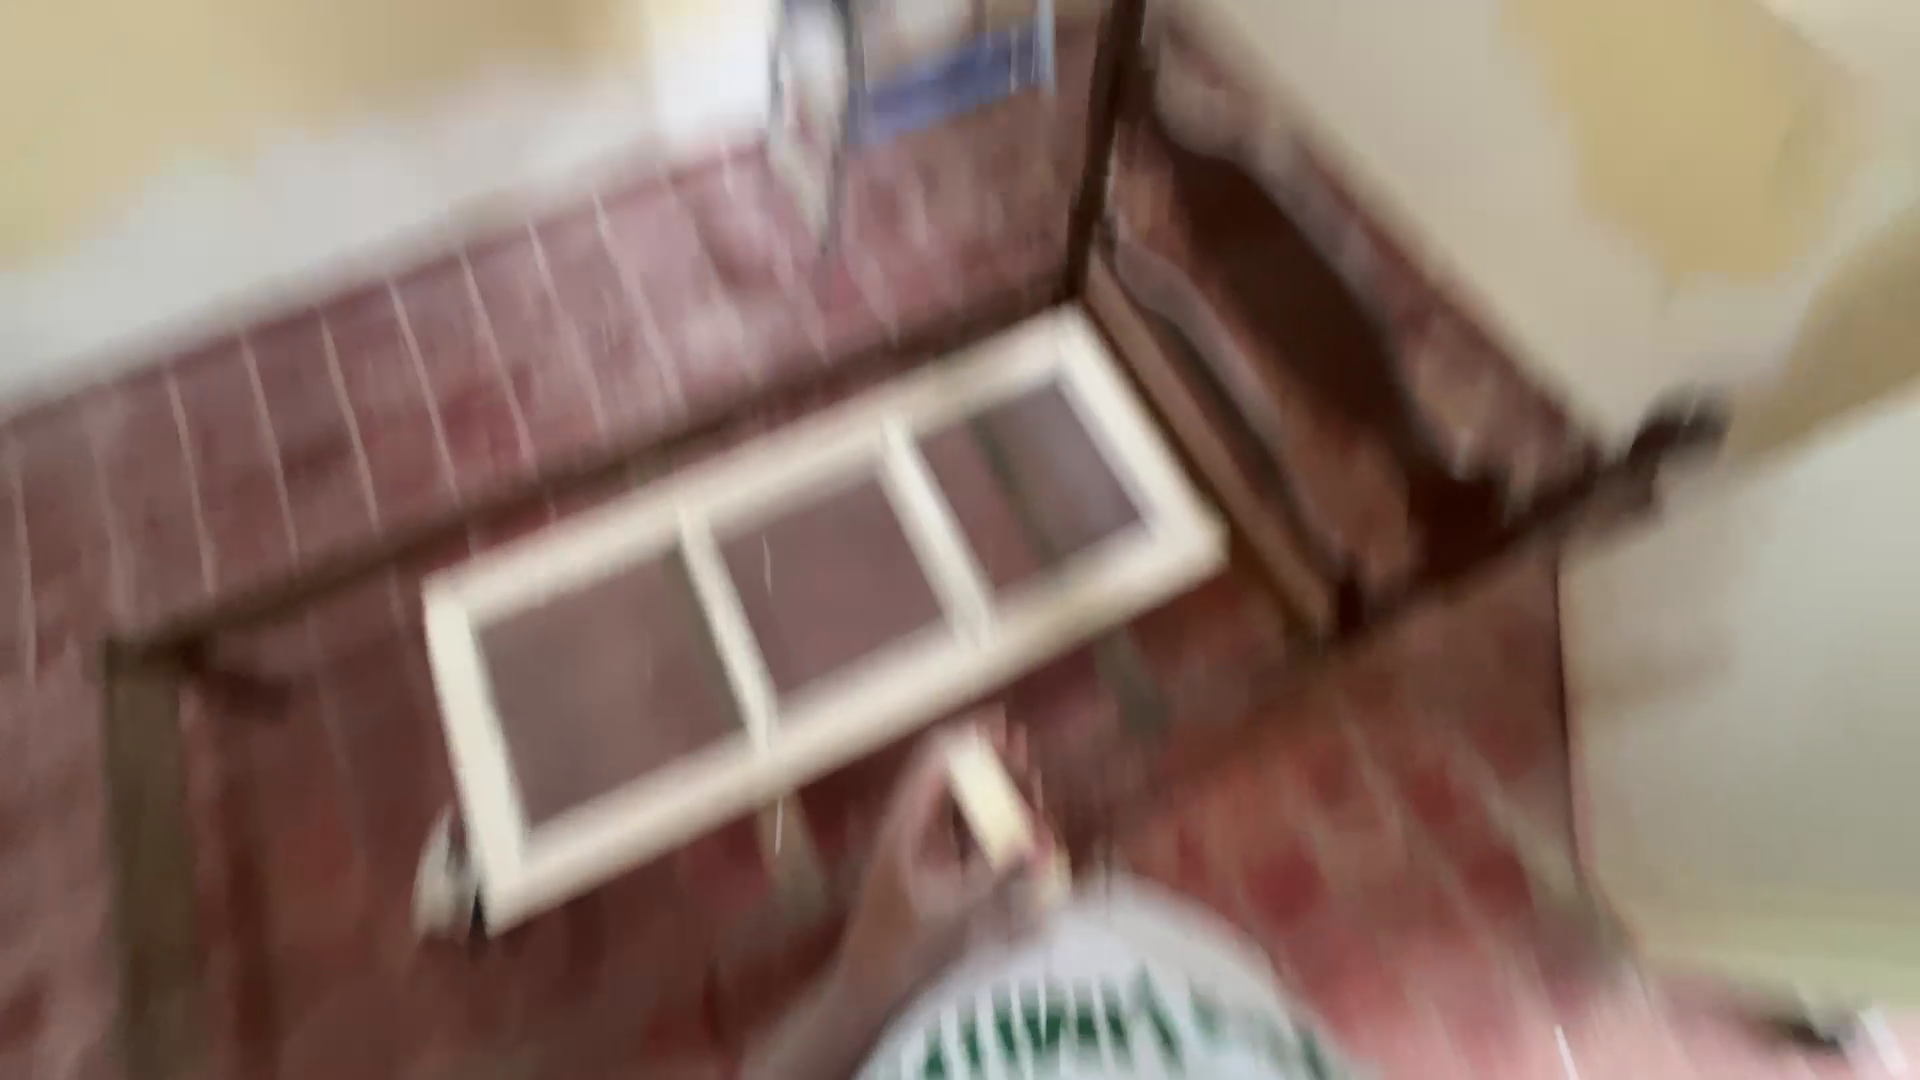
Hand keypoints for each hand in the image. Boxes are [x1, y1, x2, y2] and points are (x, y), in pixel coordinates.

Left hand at [831, 714, 1053, 1011]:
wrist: (868, 986)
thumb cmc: (900, 948)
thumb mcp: (950, 913)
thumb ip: (992, 877)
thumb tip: (1032, 842)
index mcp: (907, 821)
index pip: (937, 759)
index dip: (971, 738)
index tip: (1007, 729)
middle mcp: (914, 823)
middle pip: (955, 774)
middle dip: (993, 764)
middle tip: (1029, 765)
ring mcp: (924, 844)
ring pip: (964, 802)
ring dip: (998, 795)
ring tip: (1034, 797)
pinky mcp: (935, 865)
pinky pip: (968, 833)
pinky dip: (994, 828)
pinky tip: (1022, 836)